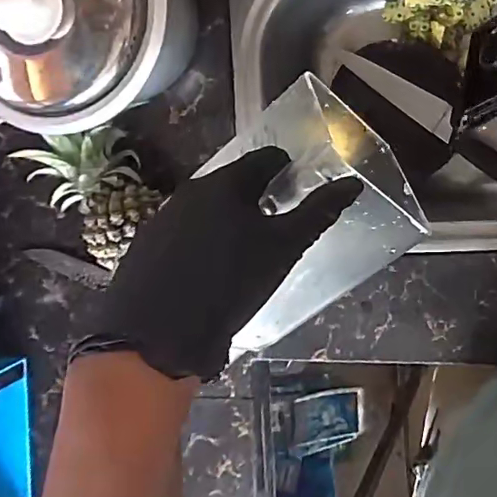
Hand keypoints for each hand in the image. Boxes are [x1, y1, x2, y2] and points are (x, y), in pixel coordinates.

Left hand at [79, 146, 361, 379]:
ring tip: (246, 246)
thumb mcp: (284, 249)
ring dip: (229, 216)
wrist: (153, 338)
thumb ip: (318, 213)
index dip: (288, 170)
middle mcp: (191, 190)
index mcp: (227, 183)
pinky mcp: (144, 245)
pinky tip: (210, 267)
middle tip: (278, 222)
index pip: (266, 158)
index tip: (300, 189)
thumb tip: (352, 184)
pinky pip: (184, 229)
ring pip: (208, 205)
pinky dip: (203, 237)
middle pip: (235, 181)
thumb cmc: (230, 284)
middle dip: (259, 195)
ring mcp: (163, 217)